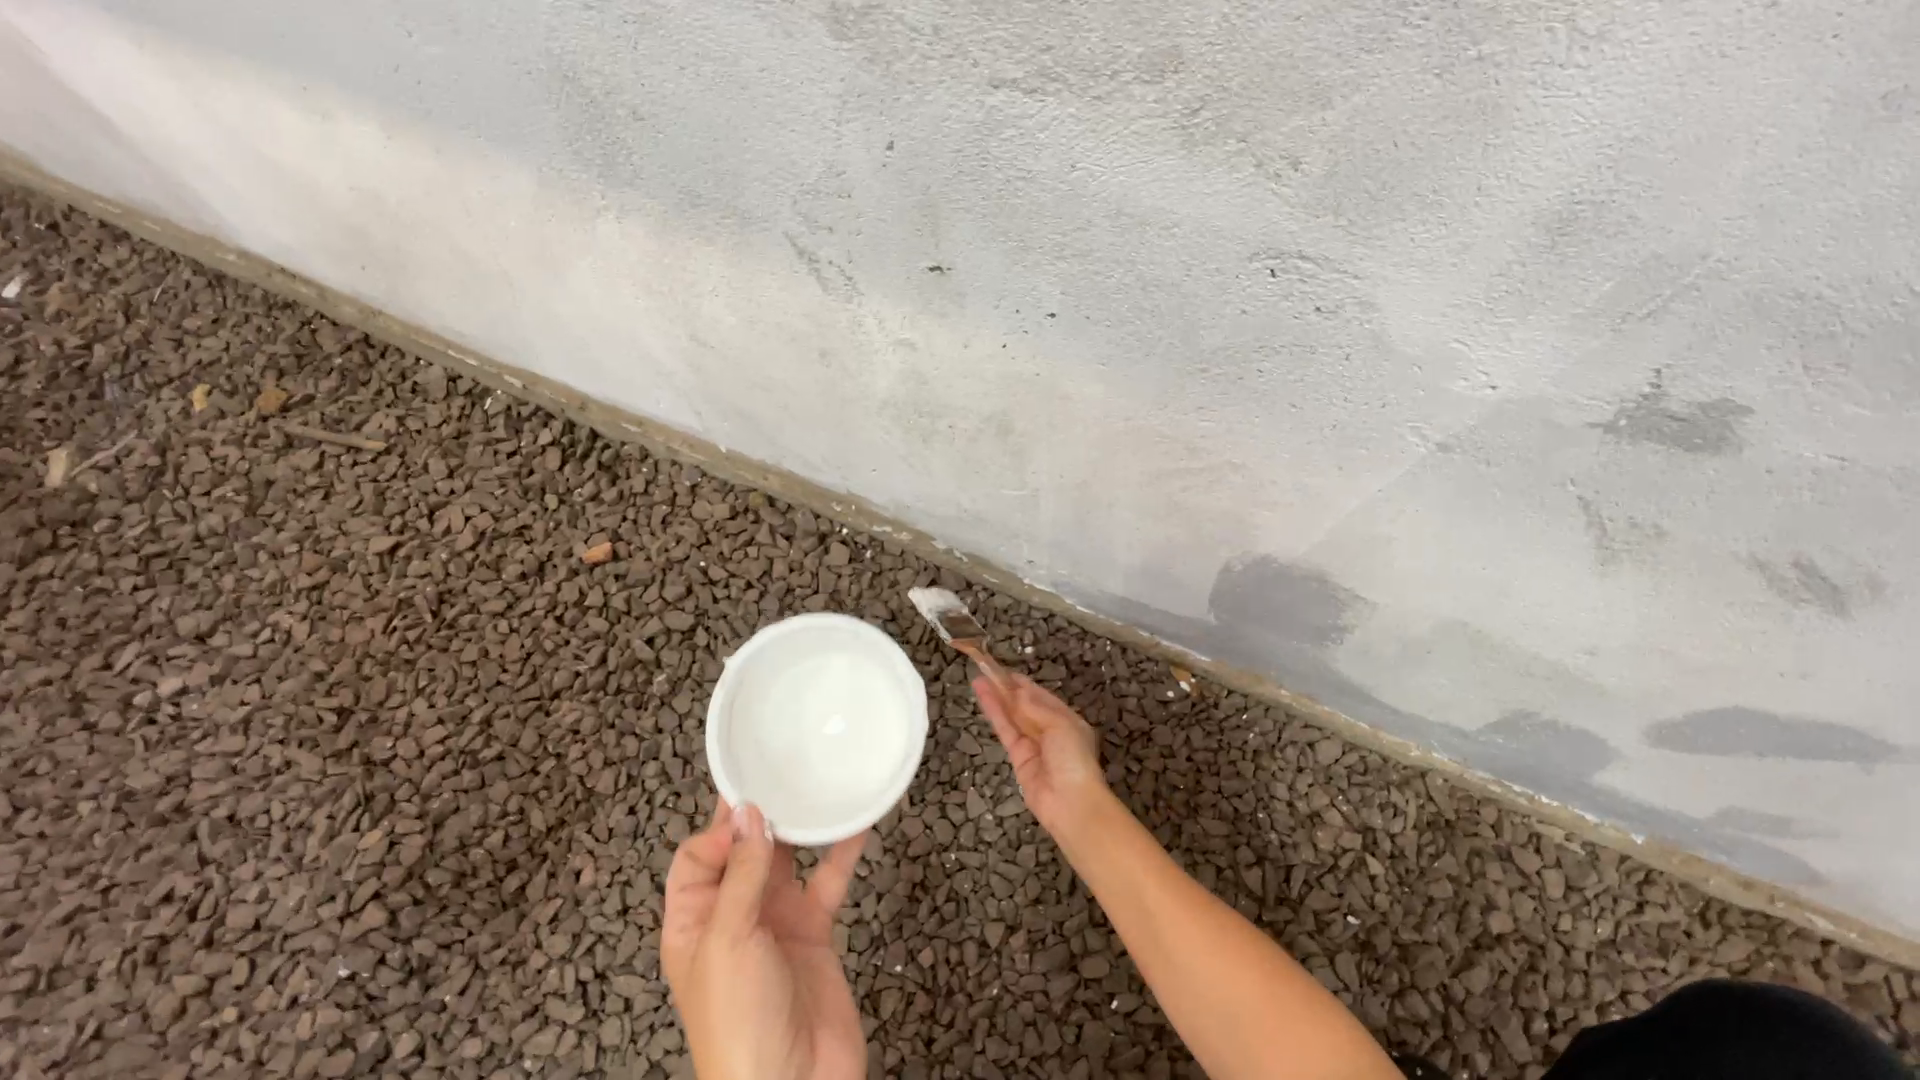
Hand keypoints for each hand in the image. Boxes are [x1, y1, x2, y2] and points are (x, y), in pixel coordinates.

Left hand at [662, 801, 868, 1079]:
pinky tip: (857, 824)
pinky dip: (842, 853)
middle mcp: (731, 915)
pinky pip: (827, 881)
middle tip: (785, 773)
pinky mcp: (814, 931)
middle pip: (742, 851)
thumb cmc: (739, 1020)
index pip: (698, 855)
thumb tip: (747, 812)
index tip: (751, 799)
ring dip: (800, 828)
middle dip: (759, 816)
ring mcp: (775, 922)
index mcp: (692, 920)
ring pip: (786, 860)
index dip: (720, 826)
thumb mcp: (727, 940)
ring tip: (817, 788)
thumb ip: (740, 873)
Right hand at [972, 673, 1111, 836]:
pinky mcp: (1017, 757)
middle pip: (1025, 705)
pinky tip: (984, 697)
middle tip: (987, 670)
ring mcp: (1032, 744)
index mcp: (1067, 720)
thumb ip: (1036, 707)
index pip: (1043, 697)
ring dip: (997, 697)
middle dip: (1008, 688)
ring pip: (1012, 716)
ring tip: (978, 679)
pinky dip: (994, 713)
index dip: (1024, 684)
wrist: (1070, 802)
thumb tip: (1017, 691)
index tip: (1006, 671)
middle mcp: (1050, 730)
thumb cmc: (1073, 758)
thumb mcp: (1060, 725)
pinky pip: (1005, 730)